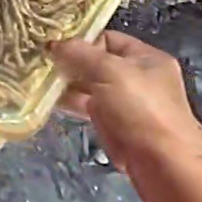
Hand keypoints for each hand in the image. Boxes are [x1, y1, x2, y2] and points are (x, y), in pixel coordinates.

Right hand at [51, 32, 201, 172]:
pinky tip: (48, 97)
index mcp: (146, 58)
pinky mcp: (113, 120)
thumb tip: (52, 44)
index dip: (81, 40)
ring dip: (65, 81)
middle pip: (94, 60)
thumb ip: (78, 52)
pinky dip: (68, 100)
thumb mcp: (108, 70)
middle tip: (44, 62)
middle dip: (69, 61)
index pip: (107, 38)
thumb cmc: (139, 108)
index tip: (56, 46)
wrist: (160, 163)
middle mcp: (137, 76)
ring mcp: (124, 99)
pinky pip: (85, 103)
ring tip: (41, 78)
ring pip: (87, 82)